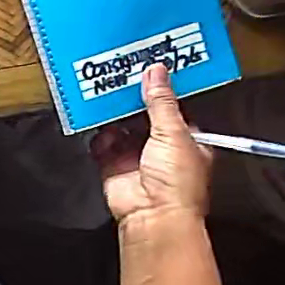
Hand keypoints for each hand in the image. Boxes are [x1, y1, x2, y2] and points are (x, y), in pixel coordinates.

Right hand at [90, 63, 212, 226]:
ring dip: (112, 116)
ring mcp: (135, 157)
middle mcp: (160, 147)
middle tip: (119, 78)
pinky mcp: (112, 166)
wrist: (152, 215)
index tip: (147, 69)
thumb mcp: (174, 132)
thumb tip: (156, 72)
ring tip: (104, 98)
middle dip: (131, 100)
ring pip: (120, 128)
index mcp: (186, 138)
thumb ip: (161, 102)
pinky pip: (101, 145)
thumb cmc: (177, 182)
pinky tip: (98, 128)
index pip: (172, 107)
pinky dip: (98, 137)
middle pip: (143, 115)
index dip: (161, 89)